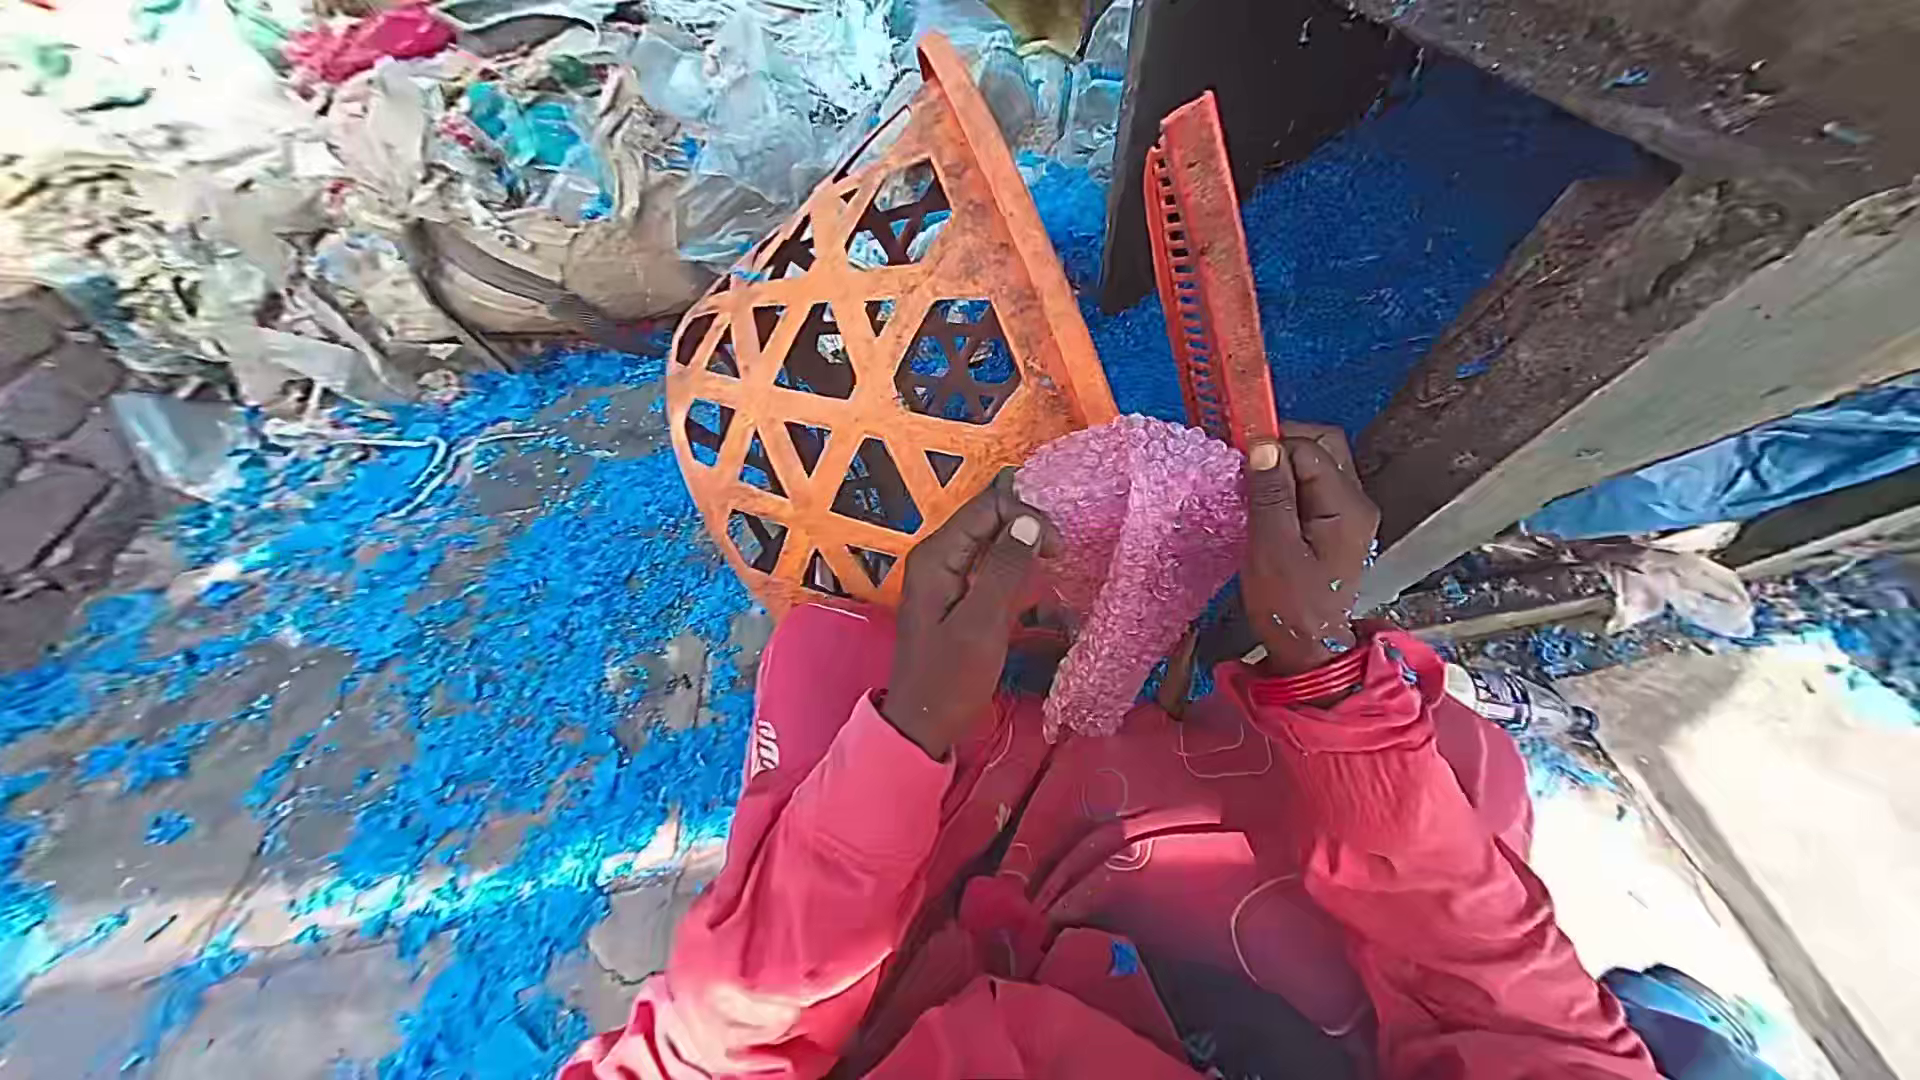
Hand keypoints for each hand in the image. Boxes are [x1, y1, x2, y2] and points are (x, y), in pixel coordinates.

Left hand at [885, 470, 1062, 757]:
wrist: (923, 724)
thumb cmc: (949, 679)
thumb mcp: (981, 625)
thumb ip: (1004, 570)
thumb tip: (1030, 521)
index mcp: (936, 556)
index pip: (986, 507)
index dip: (1025, 515)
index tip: (1056, 548)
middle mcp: (938, 555)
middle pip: (988, 518)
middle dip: (1027, 527)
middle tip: (1059, 555)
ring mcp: (946, 573)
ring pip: (991, 540)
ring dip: (1023, 546)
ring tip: (1054, 564)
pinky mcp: (957, 592)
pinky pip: (989, 565)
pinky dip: (1014, 567)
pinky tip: (1035, 581)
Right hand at [1242, 424, 1381, 676]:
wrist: (1309, 648)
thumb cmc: (1288, 604)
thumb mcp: (1272, 549)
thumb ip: (1270, 496)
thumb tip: (1262, 447)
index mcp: (1346, 507)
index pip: (1310, 450)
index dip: (1272, 443)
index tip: (1234, 449)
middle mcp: (1355, 503)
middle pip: (1324, 447)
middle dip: (1282, 443)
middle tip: (1242, 455)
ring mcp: (1347, 514)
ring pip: (1318, 464)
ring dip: (1283, 461)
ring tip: (1247, 474)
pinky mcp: (1333, 525)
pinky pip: (1312, 486)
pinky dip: (1286, 480)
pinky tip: (1261, 494)